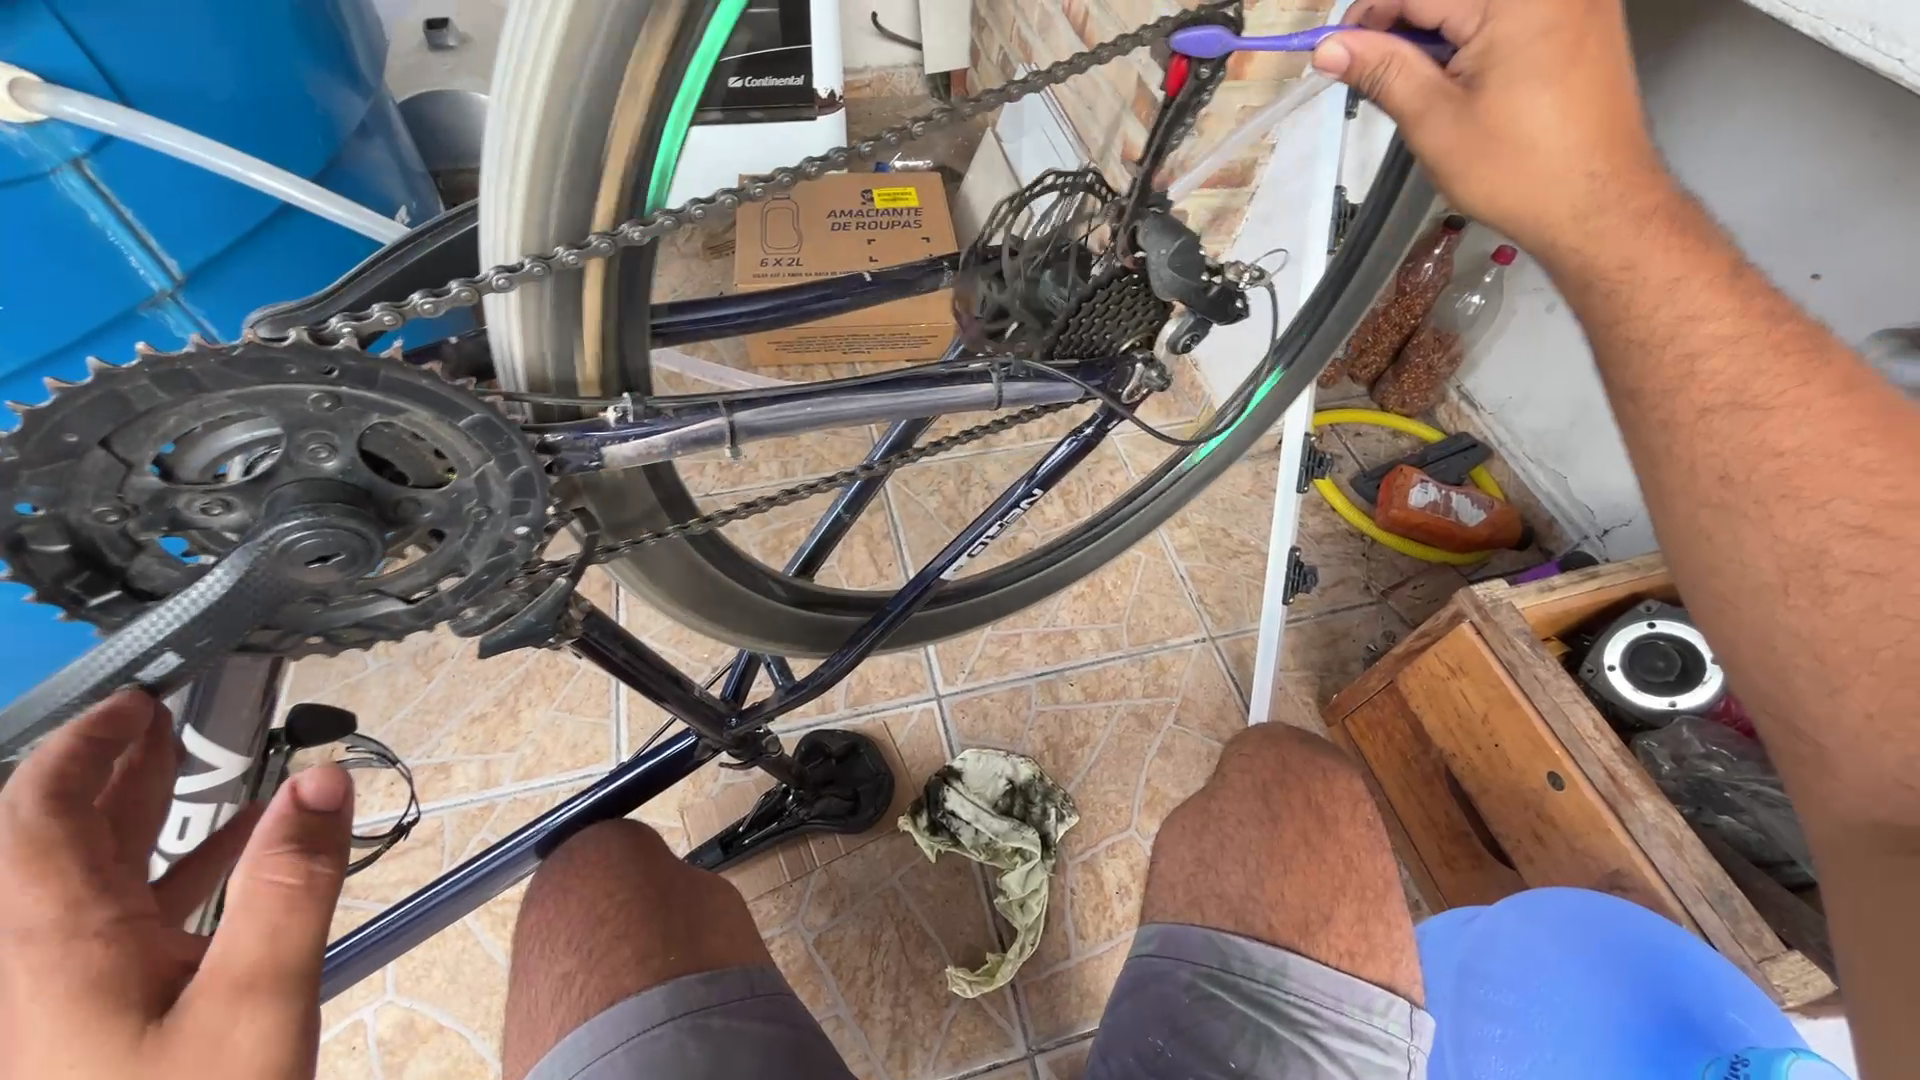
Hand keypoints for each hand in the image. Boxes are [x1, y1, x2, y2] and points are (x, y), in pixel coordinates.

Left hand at [0, 690, 352, 1079]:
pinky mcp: (114, 1021)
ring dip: (144, 819)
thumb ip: (293, 884)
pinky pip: (140, 924)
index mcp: (56, 953)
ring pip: (96, 885)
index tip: (133, 704)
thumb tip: (323, 778)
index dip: (78, 754)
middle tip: (162, 719)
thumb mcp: (257, 1001)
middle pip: (56, 848)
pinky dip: (188, 874)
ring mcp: (78, 998)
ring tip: (198, 766)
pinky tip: (242, 854)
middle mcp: (48, 967)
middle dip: (106, 775)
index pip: (33, 825)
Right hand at [1313, 0, 1674, 260]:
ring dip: (1434, 29)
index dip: (1367, 14)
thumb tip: (1329, 48)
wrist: (1596, 201)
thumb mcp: (1433, 120)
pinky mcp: (1585, 14)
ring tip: (1413, 78)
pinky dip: (1472, 30)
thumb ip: (1383, 71)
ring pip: (1476, 2)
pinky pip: (1511, 9)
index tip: (1333, 51)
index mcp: (1514, 0)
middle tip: (1368, 68)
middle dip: (1400, 20)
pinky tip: (1455, 71)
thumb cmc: (1514, 168)